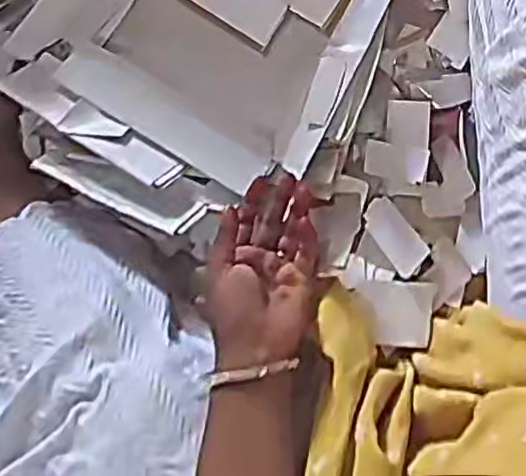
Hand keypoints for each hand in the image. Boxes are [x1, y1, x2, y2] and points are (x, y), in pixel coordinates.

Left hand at [202, 173, 321, 371]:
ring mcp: (284, 267)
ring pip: (292, 231)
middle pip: (272, 222)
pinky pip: (307, 249)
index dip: (253, 203)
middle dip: (278, 200)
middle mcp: (262, 260)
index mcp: (238, 259)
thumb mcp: (217, 271)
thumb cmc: (232, 311)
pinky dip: (307, 232)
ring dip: (296, 209)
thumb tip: (228, 209)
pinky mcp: (304, 276)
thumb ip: (224, 237)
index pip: (247, 223)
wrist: (258, 347)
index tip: (260, 183)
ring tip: (302, 187)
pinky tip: (306, 215)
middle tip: (286, 178)